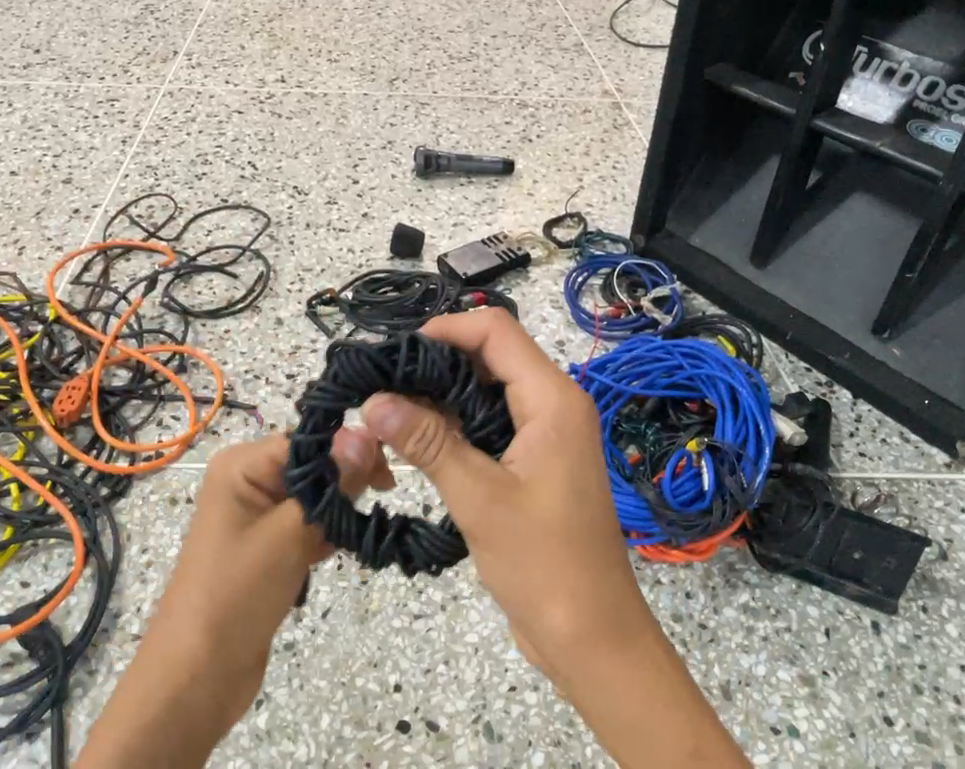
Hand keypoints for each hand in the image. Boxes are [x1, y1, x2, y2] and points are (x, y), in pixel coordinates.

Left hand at [75, 429, 390, 768]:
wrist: (198, 675)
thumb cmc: (237, 594)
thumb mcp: (289, 534)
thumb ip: (331, 484)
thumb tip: (366, 434)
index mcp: (241, 465)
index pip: (309, 438)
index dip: (349, 449)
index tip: (387, 475)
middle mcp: (248, 480)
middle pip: (314, 464)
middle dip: (345, 483)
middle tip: (376, 503)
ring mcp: (257, 514)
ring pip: (316, 495)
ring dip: (337, 513)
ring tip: (347, 537)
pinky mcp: (267, 544)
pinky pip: (308, 523)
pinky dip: (325, 535)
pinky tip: (332, 553)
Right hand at [360, 309, 641, 676]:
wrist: (591, 633)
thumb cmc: (542, 562)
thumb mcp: (479, 498)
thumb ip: (428, 442)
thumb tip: (373, 401)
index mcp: (553, 400)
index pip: (496, 332)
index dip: (444, 331)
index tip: (393, 354)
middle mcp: (554, 405)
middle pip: (491, 357)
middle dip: (436, 365)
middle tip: (381, 386)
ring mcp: (547, 435)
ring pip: (488, 392)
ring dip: (441, 398)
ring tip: (387, 412)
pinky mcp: (536, 462)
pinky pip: (493, 425)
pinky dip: (456, 427)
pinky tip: (417, 442)